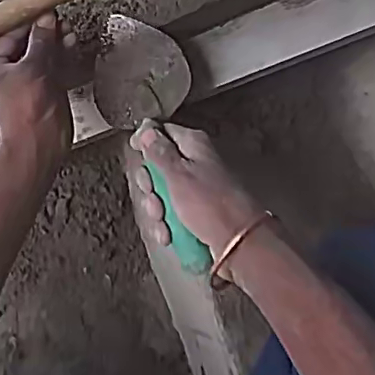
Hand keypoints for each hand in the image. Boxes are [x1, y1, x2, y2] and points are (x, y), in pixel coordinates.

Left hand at [0, 13, 72, 166]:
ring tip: (68, 30)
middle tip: (58, 18)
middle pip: (27, 43)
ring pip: (42, 53)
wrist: (40, 144)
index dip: (28, 21)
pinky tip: (71, 43)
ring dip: (55, 41)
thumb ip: (41, 41)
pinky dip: (62, 55)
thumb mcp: (33, 68)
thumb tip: (46, 21)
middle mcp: (8, 73)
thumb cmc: (26, 114)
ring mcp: (27, 81)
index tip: (44, 9)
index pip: (10, 35)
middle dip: (45, 31)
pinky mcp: (44, 89)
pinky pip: (53, 65)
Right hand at [129, 121, 267, 253]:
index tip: (135, 153)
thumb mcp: (178, 175)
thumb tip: (146, 130)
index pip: (160, 131)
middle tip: (154, 197)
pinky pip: (171, 211)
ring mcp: (194, 187)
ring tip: (164, 222)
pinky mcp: (195, 209)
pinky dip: (167, 224)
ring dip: (156, 209)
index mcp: (193, 145)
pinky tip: (168, 234)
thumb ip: (159, 152)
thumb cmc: (209, 204)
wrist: (238, 243)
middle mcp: (194, 161)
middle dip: (149, 185)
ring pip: (160, 191)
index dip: (144, 141)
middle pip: (156, 164)